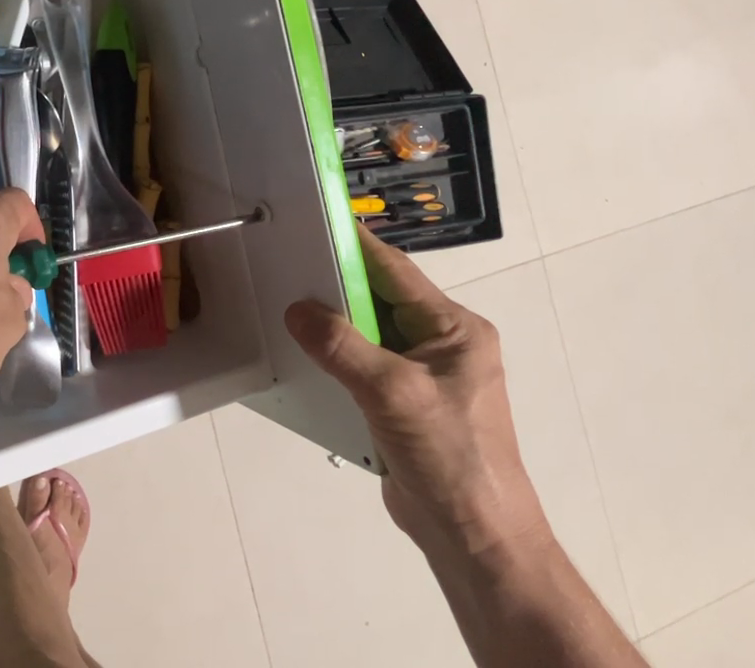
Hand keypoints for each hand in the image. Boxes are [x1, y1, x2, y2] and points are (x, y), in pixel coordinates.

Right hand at [284, 226, 549, 563]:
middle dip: (332, 283)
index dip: (353, 245)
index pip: (395, 272)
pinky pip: (359, 362)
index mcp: (454, 329)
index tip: (313, 220)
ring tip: (282, 304)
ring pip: (365, 331)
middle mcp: (439, 344)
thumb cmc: (450, 456)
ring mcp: (419, 373)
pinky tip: (300, 352)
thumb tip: (297, 309)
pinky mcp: (401, 401)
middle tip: (283, 264)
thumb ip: (341, 347)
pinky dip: (331, 355)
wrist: (472, 534)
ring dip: (329, 323)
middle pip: (376, 299)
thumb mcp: (393, 393)